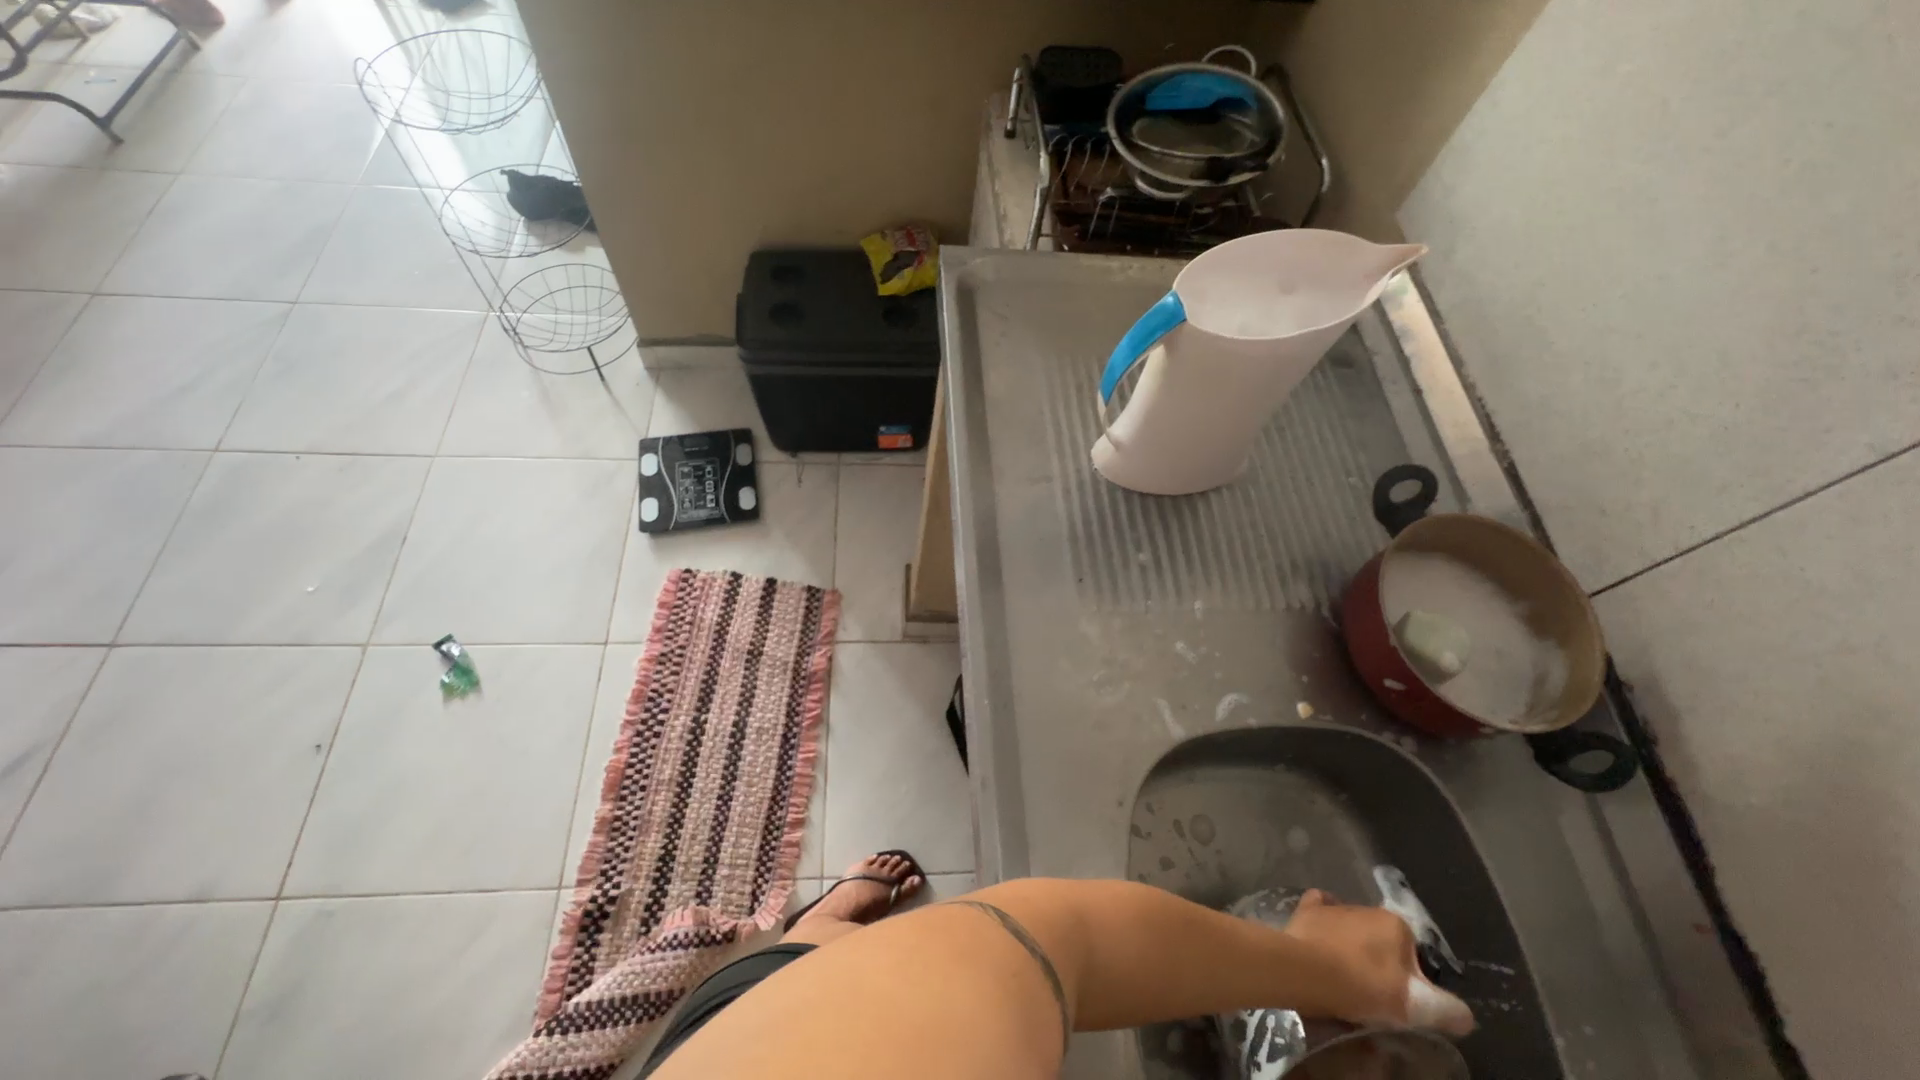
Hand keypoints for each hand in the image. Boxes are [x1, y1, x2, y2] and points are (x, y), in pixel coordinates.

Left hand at [1280, 889, 1474, 1035]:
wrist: (1307, 971)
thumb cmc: (1364, 985)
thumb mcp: (1418, 1007)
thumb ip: (1449, 1011)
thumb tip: (1465, 1017)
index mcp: (1397, 925)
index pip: (1413, 952)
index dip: (1410, 978)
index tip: (1400, 999)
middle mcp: (1366, 908)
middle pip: (1380, 939)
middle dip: (1380, 961)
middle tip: (1372, 991)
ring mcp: (1334, 907)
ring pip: (1350, 927)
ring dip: (1351, 946)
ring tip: (1345, 975)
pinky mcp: (1306, 911)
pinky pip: (1319, 911)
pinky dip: (1323, 923)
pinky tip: (1321, 939)